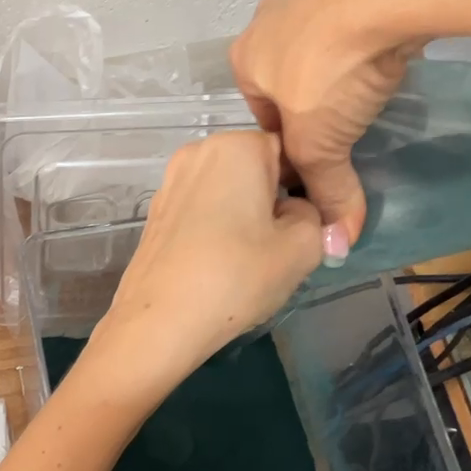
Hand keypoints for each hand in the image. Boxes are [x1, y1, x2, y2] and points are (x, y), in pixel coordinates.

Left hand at [81, 131, 321, 397]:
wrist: (157, 324)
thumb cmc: (235, 278)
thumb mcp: (302, 246)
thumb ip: (317, 218)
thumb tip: (300, 213)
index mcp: (236, 146)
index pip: (293, 153)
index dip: (309, 189)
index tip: (312, 225)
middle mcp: (196, 155)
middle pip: (255, 172)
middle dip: (273, 202)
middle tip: (281, 248)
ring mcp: (168, 186)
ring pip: (226, 196)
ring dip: (244, 220)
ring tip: (248, 262)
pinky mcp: (153, 219)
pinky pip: (200, 216)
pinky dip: (215, 233)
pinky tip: (218, 267)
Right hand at [230, 0, 428, 260]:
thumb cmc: (332, 67)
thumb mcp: (324, 144)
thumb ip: (328, 192)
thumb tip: (337, 247)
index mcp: (244, 62)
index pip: (261, 119)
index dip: (290, 145)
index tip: (319, 159)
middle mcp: (266, 21)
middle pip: (287, 79)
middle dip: (312, 104)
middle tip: (347, 124)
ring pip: (320, 41)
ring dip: (340, 63)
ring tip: (372, 83)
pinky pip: (356, 8)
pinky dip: (370, 28)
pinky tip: (392, 42)